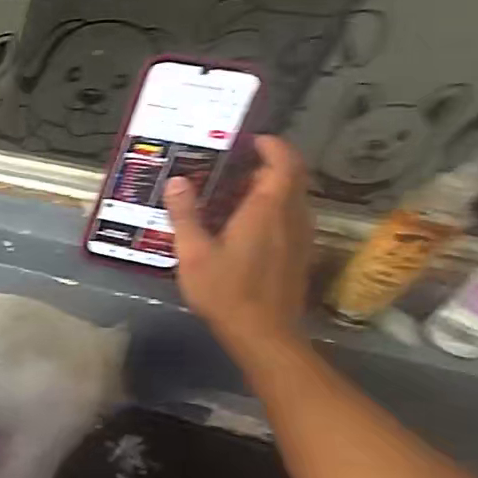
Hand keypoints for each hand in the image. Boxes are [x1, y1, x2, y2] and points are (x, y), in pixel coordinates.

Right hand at [163, 136, 313, 351]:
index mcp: (268, 208)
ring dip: (270, 188)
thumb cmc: (227, 291)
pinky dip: (274, 210)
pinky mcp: (300, 256)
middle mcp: (292, 216)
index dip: (271, 145)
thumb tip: (176, 181)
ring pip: (293, 198)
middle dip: (266, 164)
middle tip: (233, 166)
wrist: (264, 336)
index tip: (249, 141)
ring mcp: (301, 237)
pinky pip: (292, 218)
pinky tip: (245, 226)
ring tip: (234, 194)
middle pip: (291, 176)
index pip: (283, 161)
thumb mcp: (194, 253)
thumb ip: (184, 214)